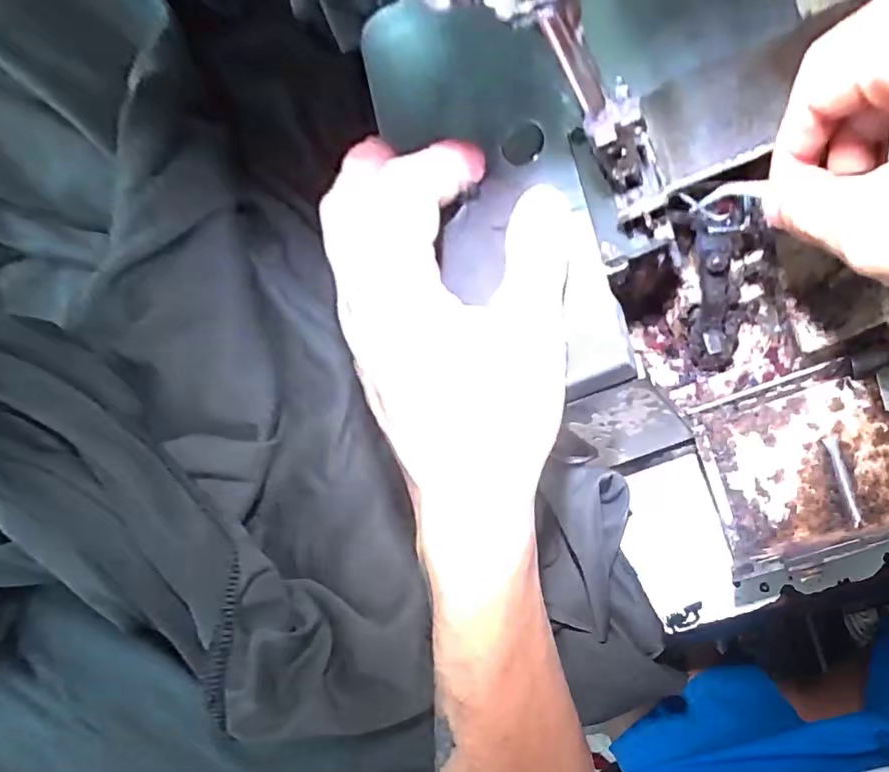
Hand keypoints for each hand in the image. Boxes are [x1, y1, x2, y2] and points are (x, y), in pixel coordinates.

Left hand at [321, 138, 573, 527]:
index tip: (472, 162)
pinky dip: (377, 250)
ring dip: (371, 210)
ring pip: (346, 251)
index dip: (434, 164)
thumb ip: (538, 261)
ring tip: (404, 197)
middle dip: (376, 173)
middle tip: (408, 156)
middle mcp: (366, 310)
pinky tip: (412, 267)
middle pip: (346, 214)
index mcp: (398, 294)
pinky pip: (359, 284)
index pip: (396, 198)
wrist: (470, 498)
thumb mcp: (533, 336)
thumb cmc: (497, 428)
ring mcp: (365, 340)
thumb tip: (541, 208)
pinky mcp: (376, 363)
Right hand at [766, 0, 888, 353]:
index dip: (792, 148)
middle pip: (862, 70)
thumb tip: (778, 198)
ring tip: (879, 210)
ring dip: (873, 147)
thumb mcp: (870, 231)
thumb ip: (804, 206)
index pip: (820, 75)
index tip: (789, 202)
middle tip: (835, 210)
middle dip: (835, 147)